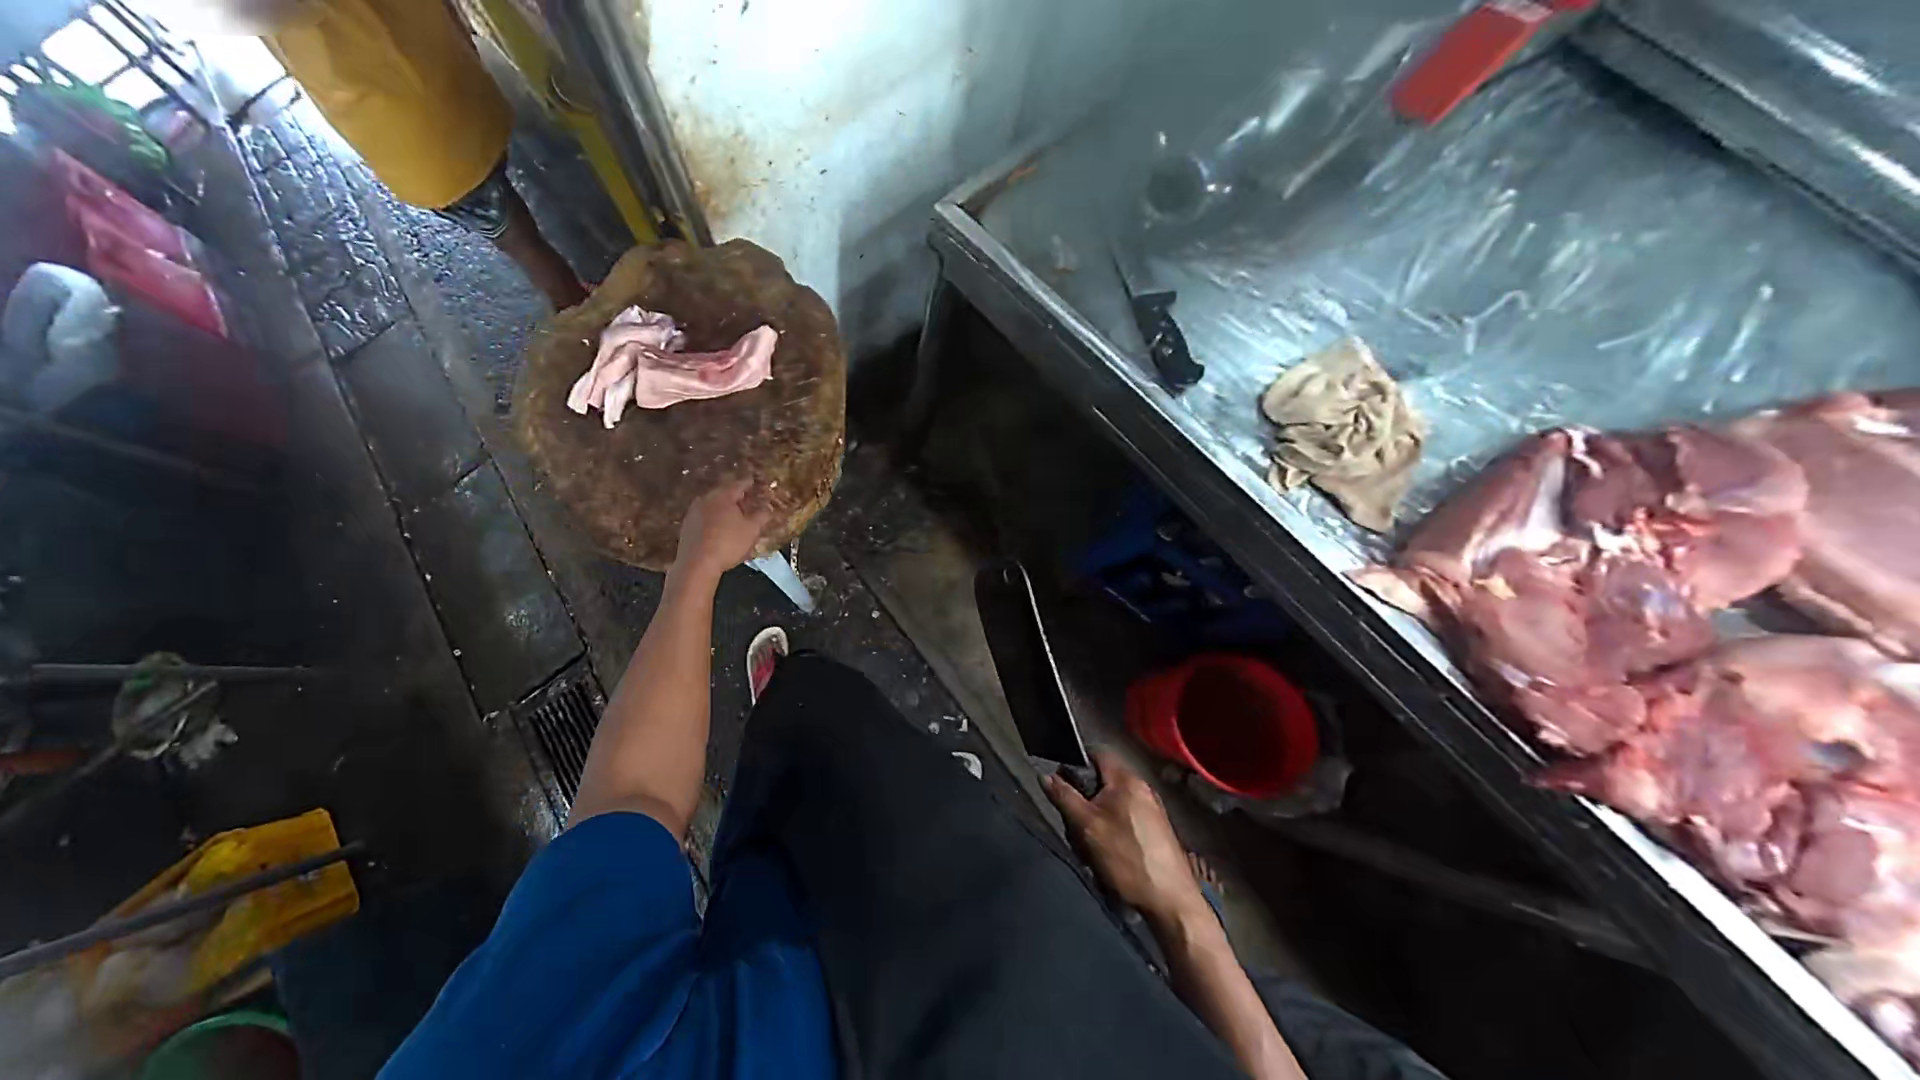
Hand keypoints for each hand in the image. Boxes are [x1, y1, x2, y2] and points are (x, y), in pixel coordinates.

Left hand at [672, 478, 772, 581]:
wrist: (696, 564)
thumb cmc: (728, 544)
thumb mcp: (752, 530)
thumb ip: (762, 516)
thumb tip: (768, 507)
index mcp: (723, 496)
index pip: (739, 484)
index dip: (749, 483)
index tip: (755, 482)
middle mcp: (706, 500)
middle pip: (723, 493)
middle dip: (736, 496)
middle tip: (747, 499)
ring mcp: (694, 512)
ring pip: (713, 505)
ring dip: (724, 508)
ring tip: (735, 515)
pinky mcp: (687, 526)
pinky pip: (704, 516)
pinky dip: (714, 518)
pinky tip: (720, 528)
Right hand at [1044, 748, 1204, 922]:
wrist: (1170, 901)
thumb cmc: (1126, 858)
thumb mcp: (1087, 826)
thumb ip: (1064, 797)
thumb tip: (1045, 775)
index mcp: (1127, 779)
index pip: (1097, 753)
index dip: (1076, 762)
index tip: (1061, 782)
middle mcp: (1143, 788)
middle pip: (1103, 781)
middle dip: (1084, 800)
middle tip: (1074, 824)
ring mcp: (1152, 810)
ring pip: (1112, 803)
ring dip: (1096, 819)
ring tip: (1090, 846)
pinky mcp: (1156, 830)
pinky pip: (1125, 819)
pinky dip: (1112, 830)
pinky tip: (1108, 855)